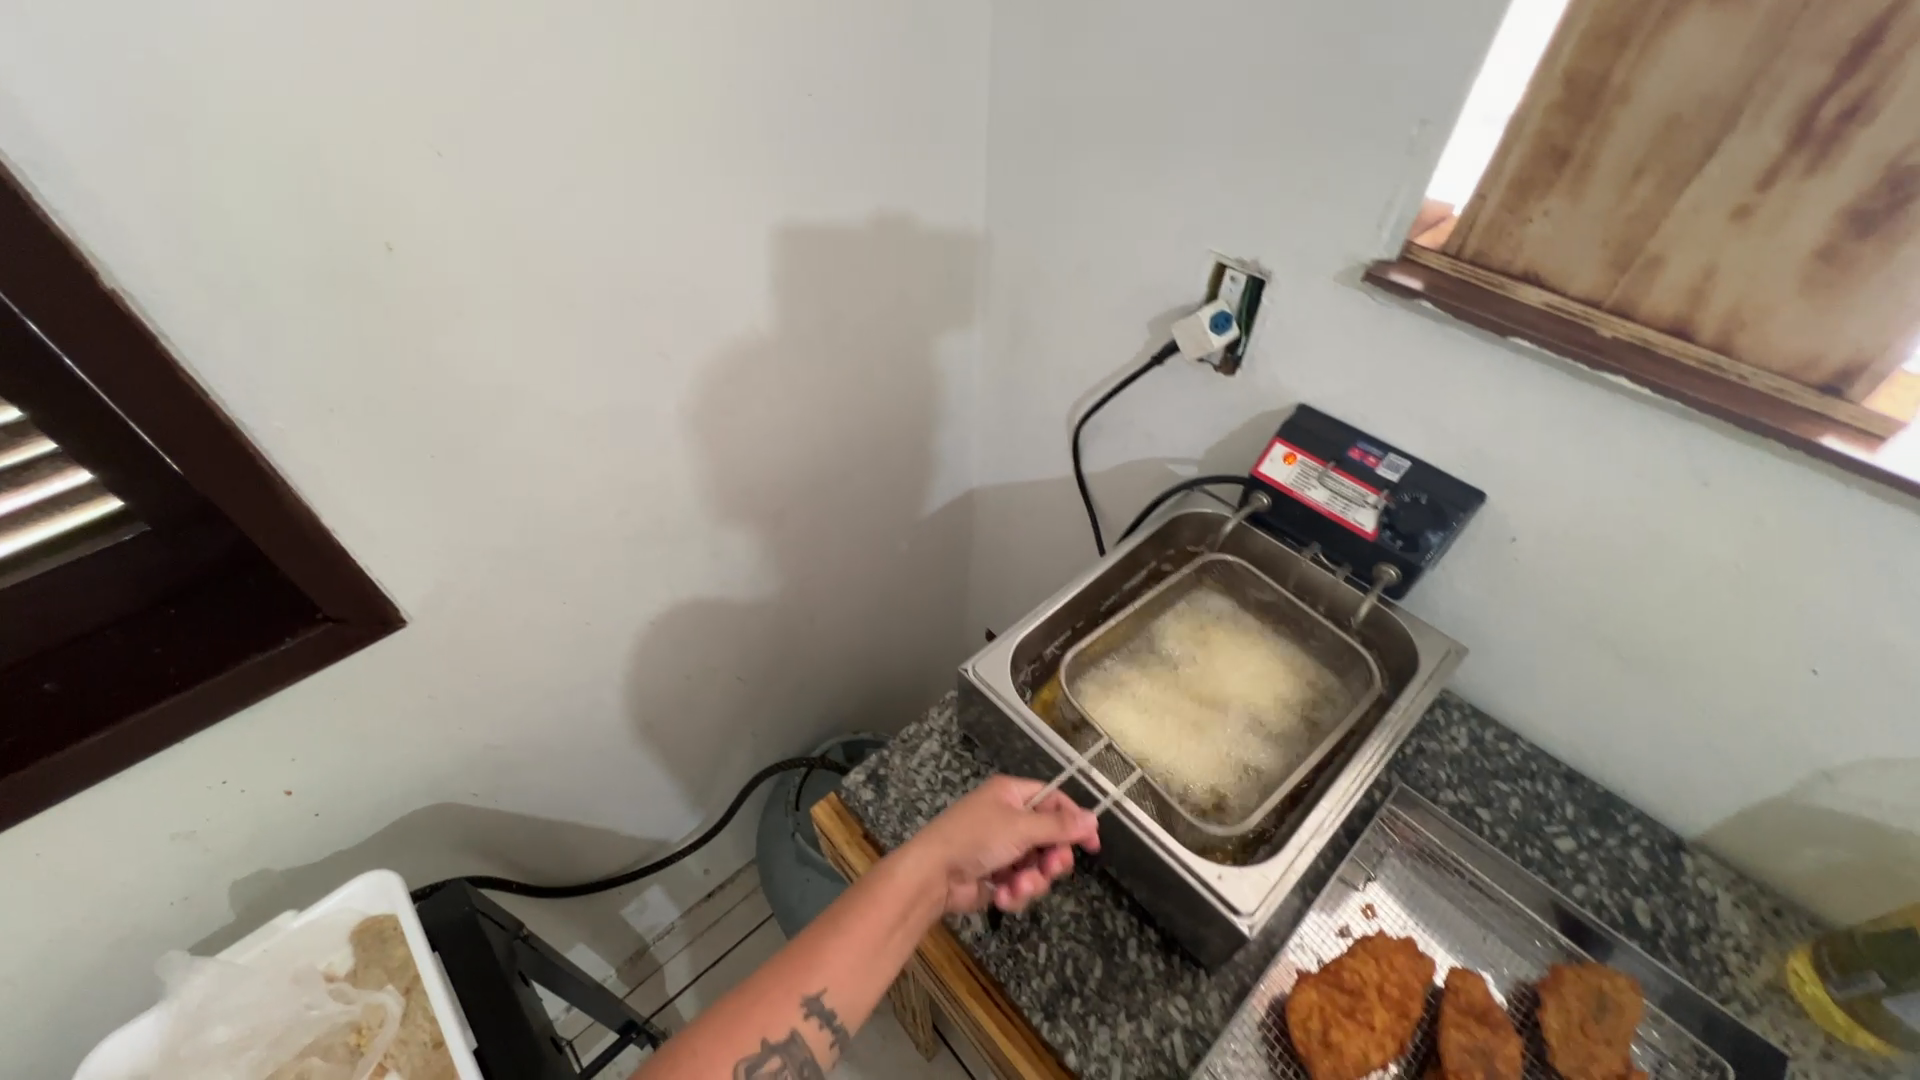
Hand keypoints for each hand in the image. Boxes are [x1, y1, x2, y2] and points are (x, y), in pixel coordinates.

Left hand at [899, 775, 1101, 915]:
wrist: (933, 876)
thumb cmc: (975, 839)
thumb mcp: (1020, 828)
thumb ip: (1058, 825)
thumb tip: (1094, 818)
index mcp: (1011, 795)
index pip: (1054, 800)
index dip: (1074, 820)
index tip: (1092, 845)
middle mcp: (1008, 819)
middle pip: (1050, 838)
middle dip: (1051, 859)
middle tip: (1049, 869)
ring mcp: (1002, 849)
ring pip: (1038, 867)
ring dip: (1031, 881)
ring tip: (1016, 887)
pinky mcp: (996, 877)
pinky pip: (1020, 885)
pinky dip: (1014, 893)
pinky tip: (1001, 896)